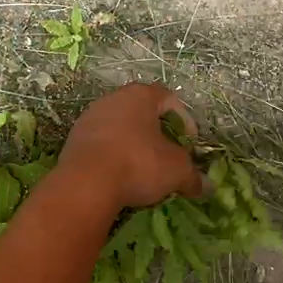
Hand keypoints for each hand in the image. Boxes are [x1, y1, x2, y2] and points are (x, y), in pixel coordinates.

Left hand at [60, 83, 204, 209]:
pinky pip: (102, 140)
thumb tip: (207, 186)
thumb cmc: (138, 163)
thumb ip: (193, 175)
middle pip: (141, 109)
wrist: (86, 182)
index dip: (183, 118)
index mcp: (139, 95)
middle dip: (157, 131)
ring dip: (134, 142)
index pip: (167, 97)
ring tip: (144, 167)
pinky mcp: (75, 137)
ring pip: (120, 125)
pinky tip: (120, 173)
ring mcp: (90, 116)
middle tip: (168, 153)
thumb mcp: (176, 170)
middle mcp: (113, 98)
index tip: (189, 142)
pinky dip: (114, 152)